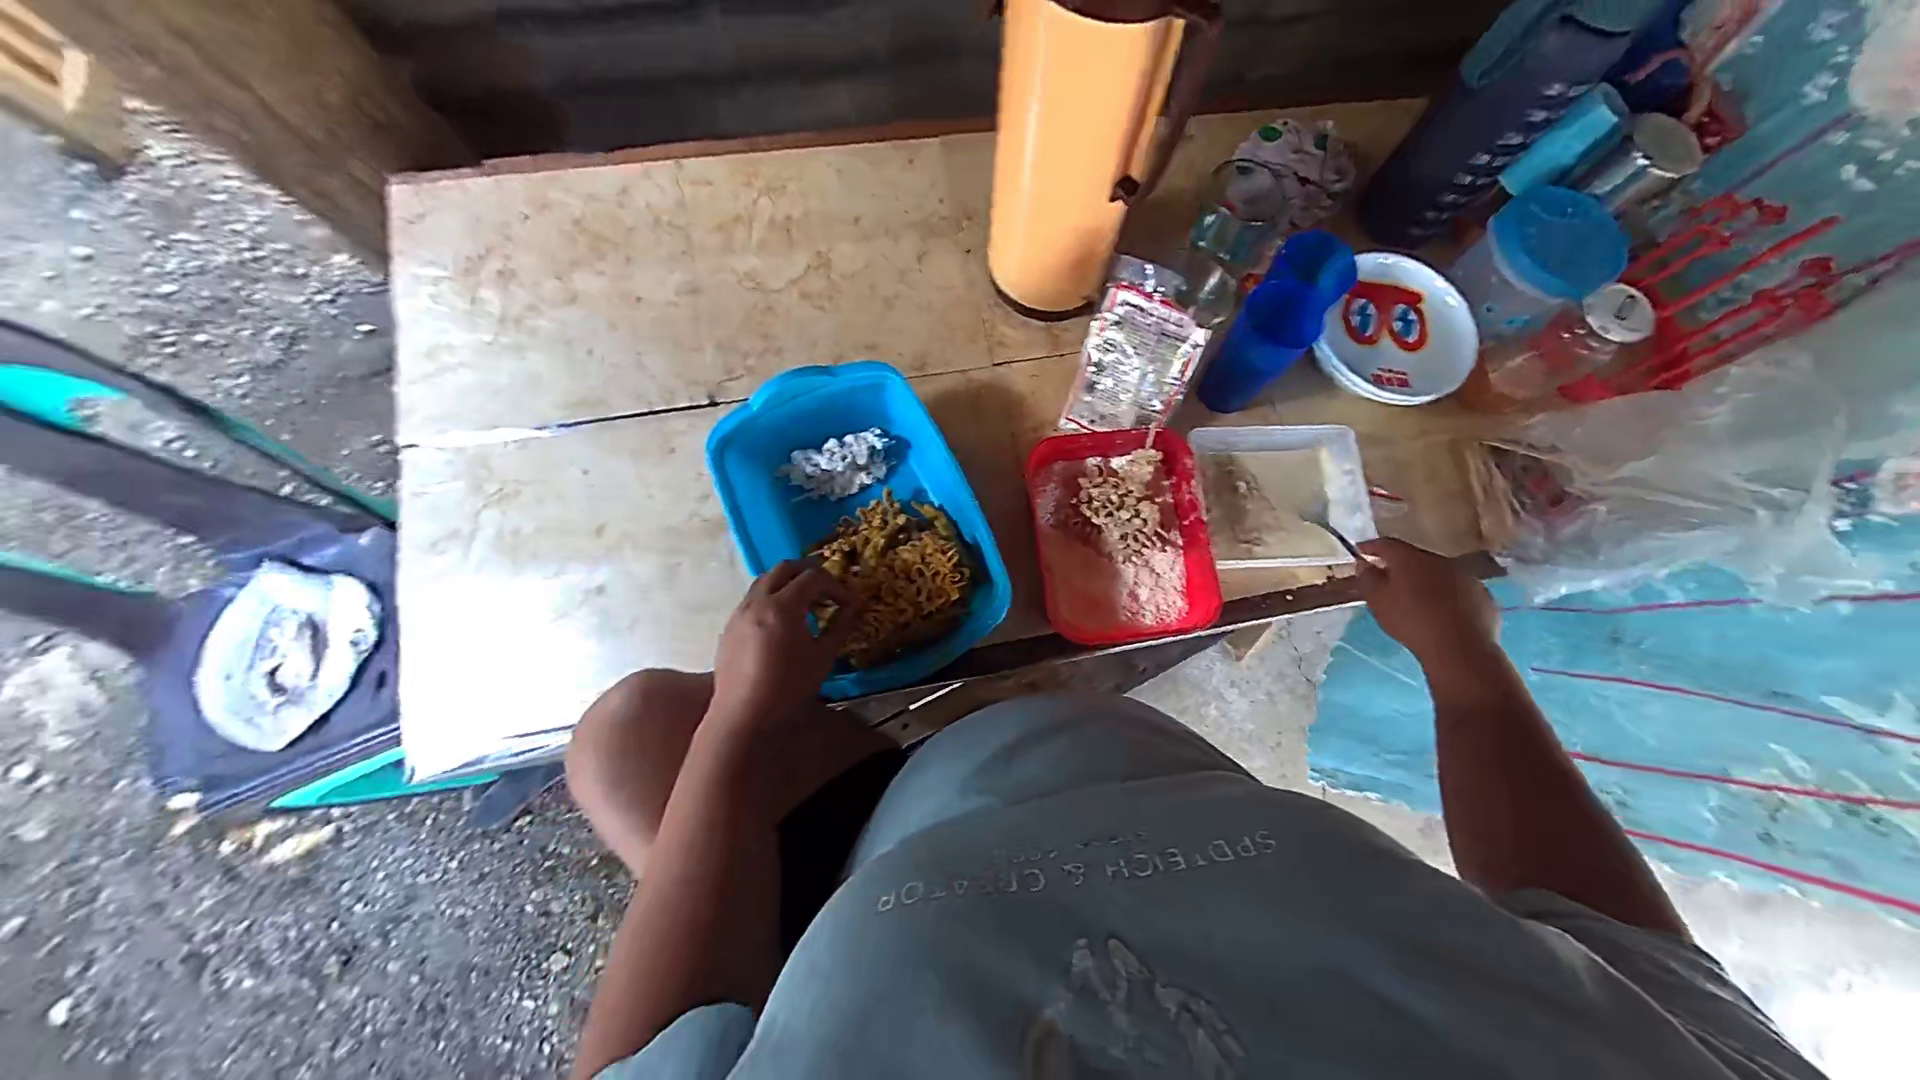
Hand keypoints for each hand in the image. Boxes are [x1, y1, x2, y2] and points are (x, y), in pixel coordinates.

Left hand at [706, 560, 858, 735]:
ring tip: (807, 605)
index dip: (836, 586)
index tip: (849, 603)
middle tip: (828, 590)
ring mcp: (740, 612)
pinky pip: (753, 598)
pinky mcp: (730, 626)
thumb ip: (839, 627)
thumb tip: (854, 609)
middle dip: (810, 573)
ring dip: (789, 583)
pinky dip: (772, 597)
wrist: (743, 716)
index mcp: (782, 607)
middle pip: (785, 568)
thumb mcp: (822, 658)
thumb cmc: (788, 688)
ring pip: (765, 580)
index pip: (813, 578)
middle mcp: (757, 601)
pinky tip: (784, 623)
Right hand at [1355, 537, 1498, 666]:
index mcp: (1411, 559)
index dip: (1371, 547)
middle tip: (1386, 579)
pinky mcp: (1482, 596)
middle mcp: (1440, 561)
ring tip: (1415, 598)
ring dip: (1424, 581)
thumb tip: (1364, 565)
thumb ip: (1367, 579)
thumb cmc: (1410, 621)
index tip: (1360, 551)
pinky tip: (1441, 613)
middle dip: (1399, 566)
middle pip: (1414, 558)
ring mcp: (1466, 577)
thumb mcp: (1377, 601)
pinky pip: (1458, 590)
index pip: (1386, 544)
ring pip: (1438, 573)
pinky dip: (1446, 596)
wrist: (1460, 648)